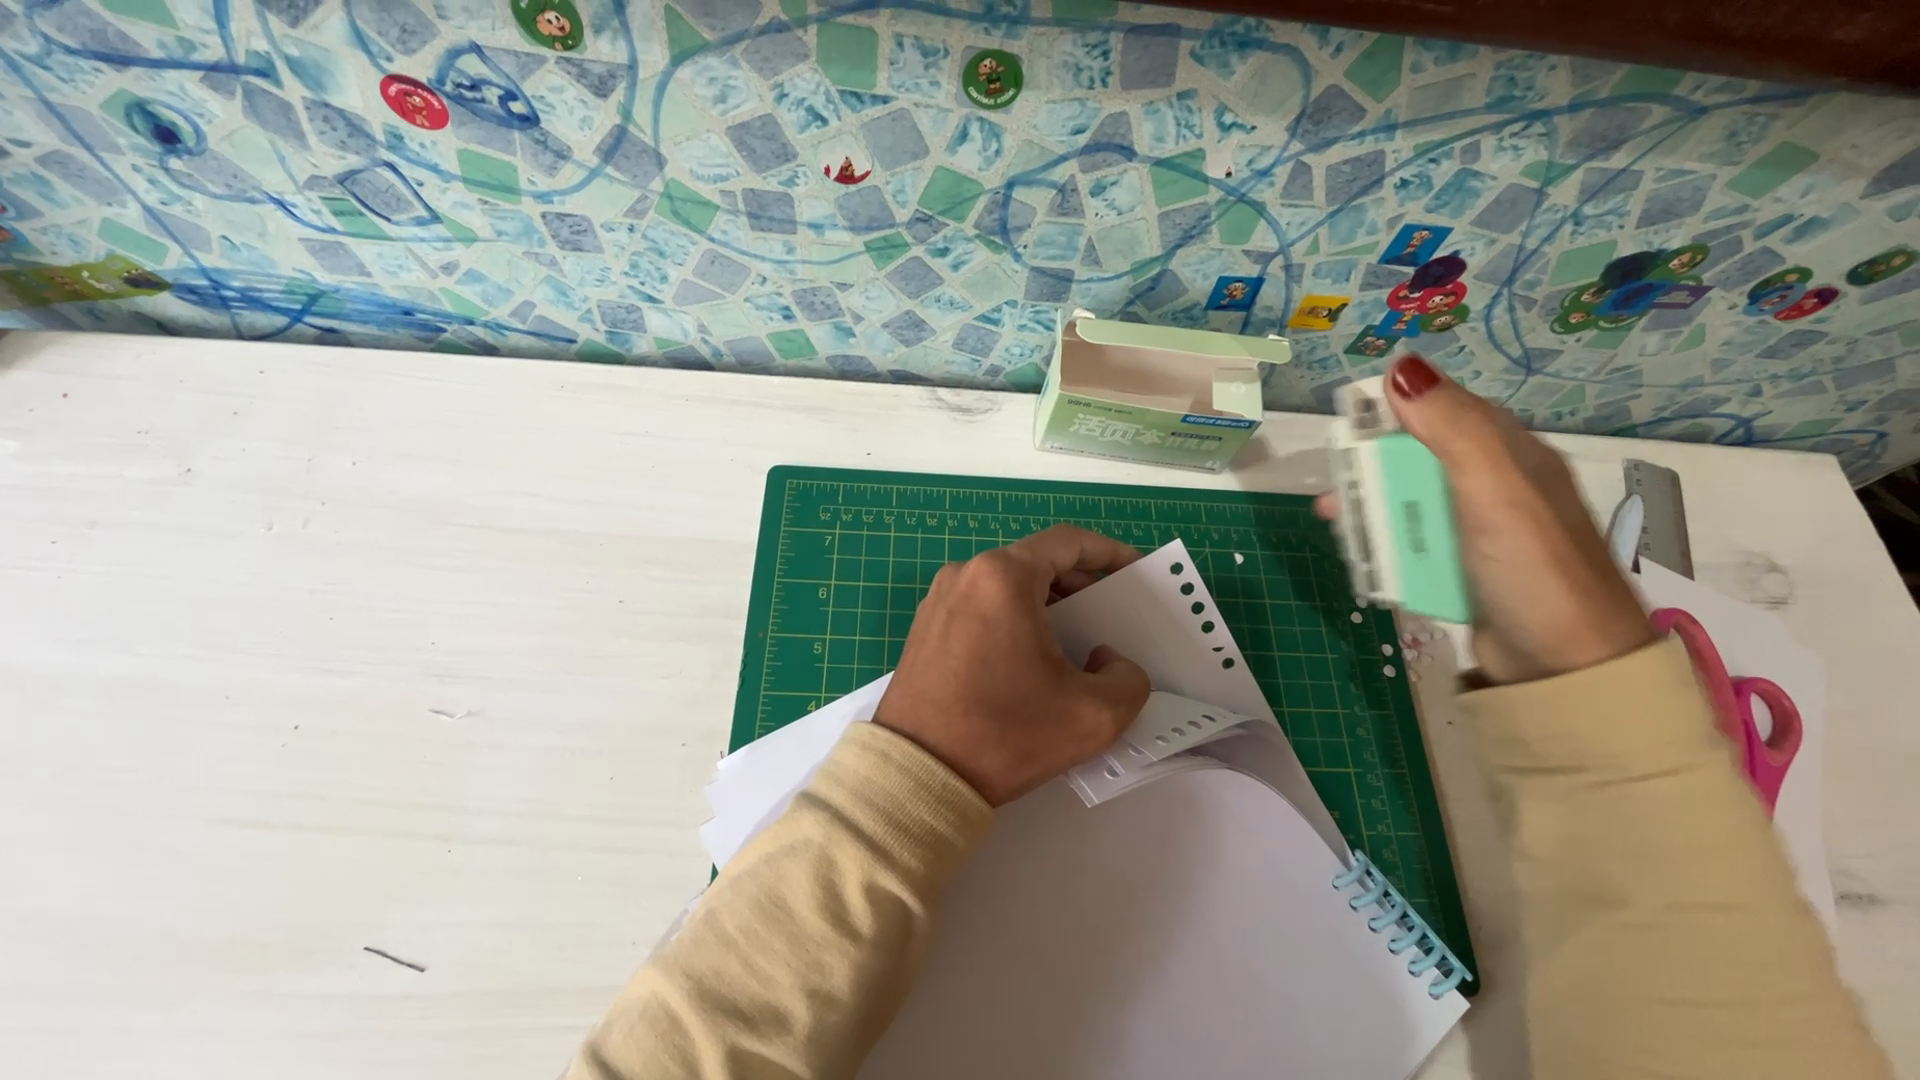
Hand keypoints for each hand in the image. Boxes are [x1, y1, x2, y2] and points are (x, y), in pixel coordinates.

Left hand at [873, 525, 1152, 806]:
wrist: (918, 775)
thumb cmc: (1004, 735)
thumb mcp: (1092, 715)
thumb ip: (1128, 679)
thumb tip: (1108, 660)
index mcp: (1003, 577)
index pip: (1069, 542)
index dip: (1111, 553)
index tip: (1138, 572)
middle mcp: (965, 575)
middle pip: (1037, 561)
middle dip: (1082, 583)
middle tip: (1114, 613)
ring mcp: (939, 600)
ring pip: (1007, 585)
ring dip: (1048, 603)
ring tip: (1080, 639)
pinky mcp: (925, 628)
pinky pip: (982, 607)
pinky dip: (1015, 618)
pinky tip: (1034, 657)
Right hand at [1320, 355, 1654, 684]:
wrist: (1564, 666)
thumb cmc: (1530, 568)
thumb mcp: (1492, 488)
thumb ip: (1450, 428)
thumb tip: (1400, 366)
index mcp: (1512, 455)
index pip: (1448, 411)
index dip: (1398, 409)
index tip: (1348, 421)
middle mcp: (1498, 486)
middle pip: (1421, 458)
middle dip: (1371, 465)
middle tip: (1333, 483)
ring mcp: (1481, 532)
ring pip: (1413, 501)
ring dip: (1371, 506)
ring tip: (1333, 521)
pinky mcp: (1465, 570)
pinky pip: (1415, 542)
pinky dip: (1386, 542)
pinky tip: (1366, 553)